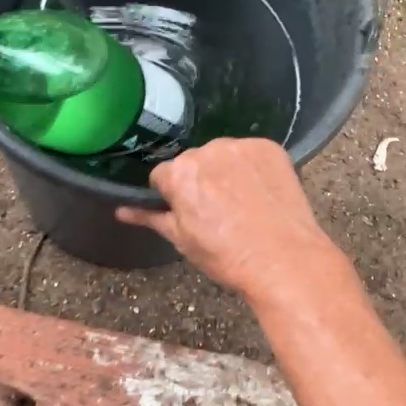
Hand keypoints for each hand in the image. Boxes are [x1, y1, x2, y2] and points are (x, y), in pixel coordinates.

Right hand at [116, 138, 345, 299]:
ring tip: (241, 204)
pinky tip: (260, 194)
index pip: (162, 176)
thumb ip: (151, 218)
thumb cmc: (228, 256)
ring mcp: (241, 147)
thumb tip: (121, 211)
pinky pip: (251, 153)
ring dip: (225, 171)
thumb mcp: (183, 240)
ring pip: (222, 155)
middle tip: (216, 213)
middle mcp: (207, 150)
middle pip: (193, 162)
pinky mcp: (269, 148)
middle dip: (199, 181)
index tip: (187, 213)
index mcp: (179, 173)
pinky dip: (252, 168)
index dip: (171, 196)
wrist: (283, 258)